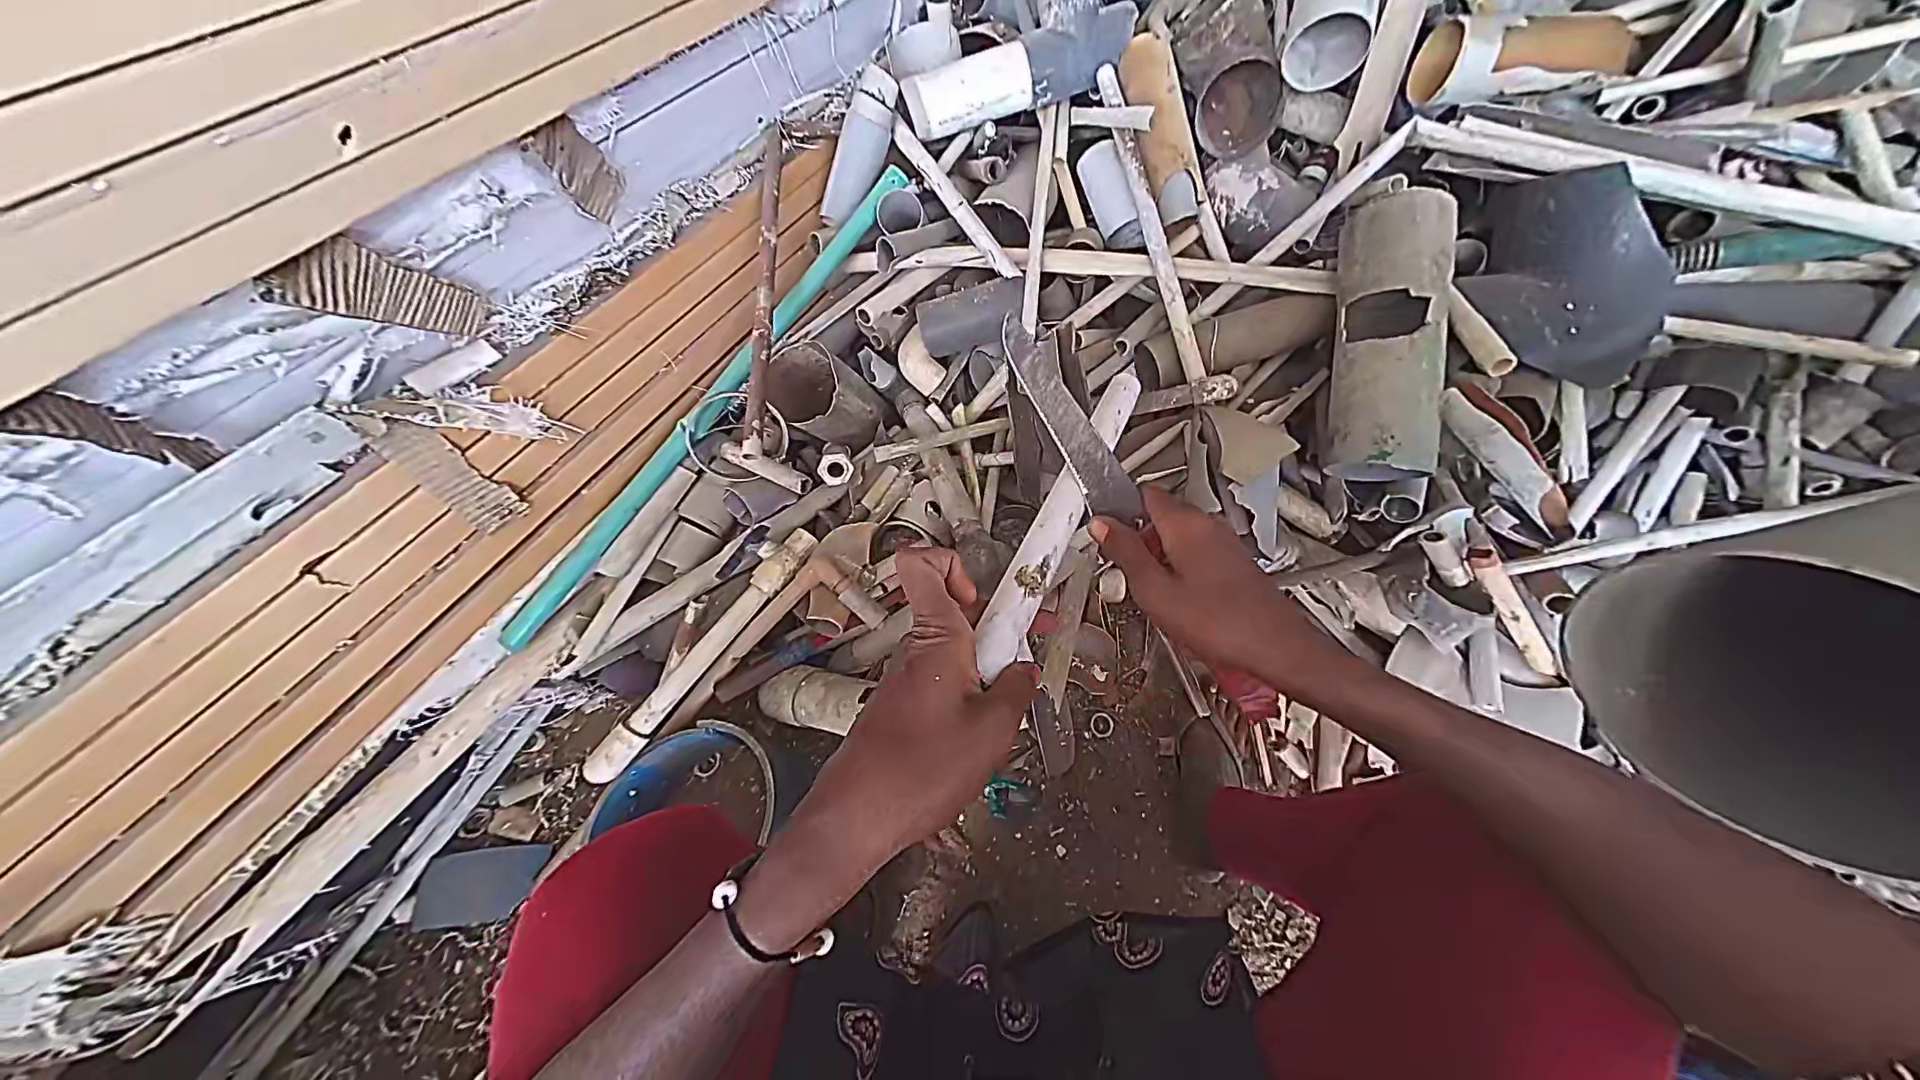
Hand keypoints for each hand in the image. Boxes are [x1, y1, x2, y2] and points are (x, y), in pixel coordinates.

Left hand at [737, 547, 1036, 949]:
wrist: (859, 816)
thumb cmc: (918, 772)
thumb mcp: (992, 731)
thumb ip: (1016, 690)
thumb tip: (1024, 672)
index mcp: (936, 639)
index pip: (924, 564)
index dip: (959, 562)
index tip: (1000, 590)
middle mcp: (919, 649)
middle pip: (958, 608)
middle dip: (1000, 621)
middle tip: (1032, 644)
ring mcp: (911, 676)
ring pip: (957, 645)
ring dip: (990, 660)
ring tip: (1013, 698)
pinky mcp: (907, 702)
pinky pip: (946, 676)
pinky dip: (972, 687)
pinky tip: (986, 723)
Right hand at [1093, 487, 1354, 699]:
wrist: (1276, 649)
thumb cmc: (1221, 623)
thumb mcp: (1154, 590)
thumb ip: (1124, 552)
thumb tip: (1102, 526)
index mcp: (1185, 524)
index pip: (1144, 494)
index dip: (1120, 511)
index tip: (1106, 533)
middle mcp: (1208, 525)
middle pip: (1160, 518)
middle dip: (1139, 541)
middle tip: (1128, 573)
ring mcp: (1224, 543)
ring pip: (1177, 538)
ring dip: (1159, 559)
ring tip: (1155, 594)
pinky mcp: (1234, 563)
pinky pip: (1196, 555)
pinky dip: (1180, 571)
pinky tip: (1179, 602)